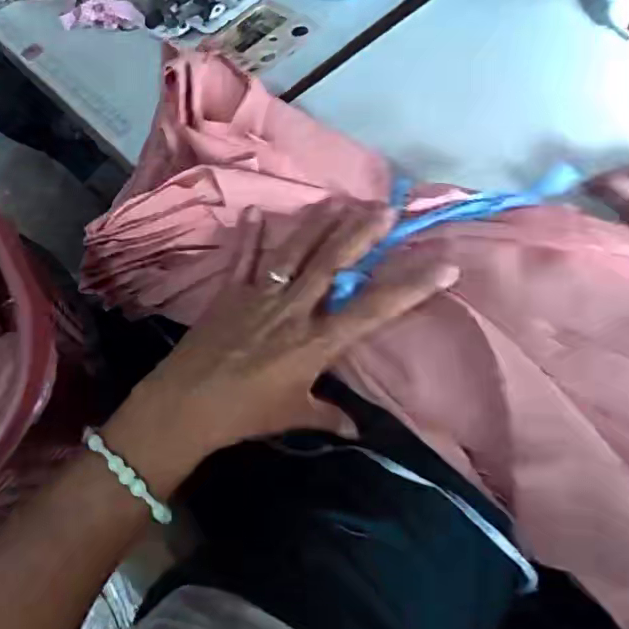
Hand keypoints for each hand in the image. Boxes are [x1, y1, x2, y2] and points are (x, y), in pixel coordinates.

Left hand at [103, 200, 461, 481]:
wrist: (186, 402)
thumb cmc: (244, 414)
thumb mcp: (292, 415)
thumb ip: (326, 415)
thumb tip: (354, 428)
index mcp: (316, 343)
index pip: (372, 310)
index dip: (410, 287)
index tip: (442, 264)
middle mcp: (292, 310)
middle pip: (332, 264)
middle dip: (360, 233)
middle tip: (385, 207)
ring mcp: (259, 296)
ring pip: (294, 253)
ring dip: (318, 225)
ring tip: (340, 200)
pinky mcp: (229, 293)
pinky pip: (244, 259)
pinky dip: (250, 236)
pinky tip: (255, 212)